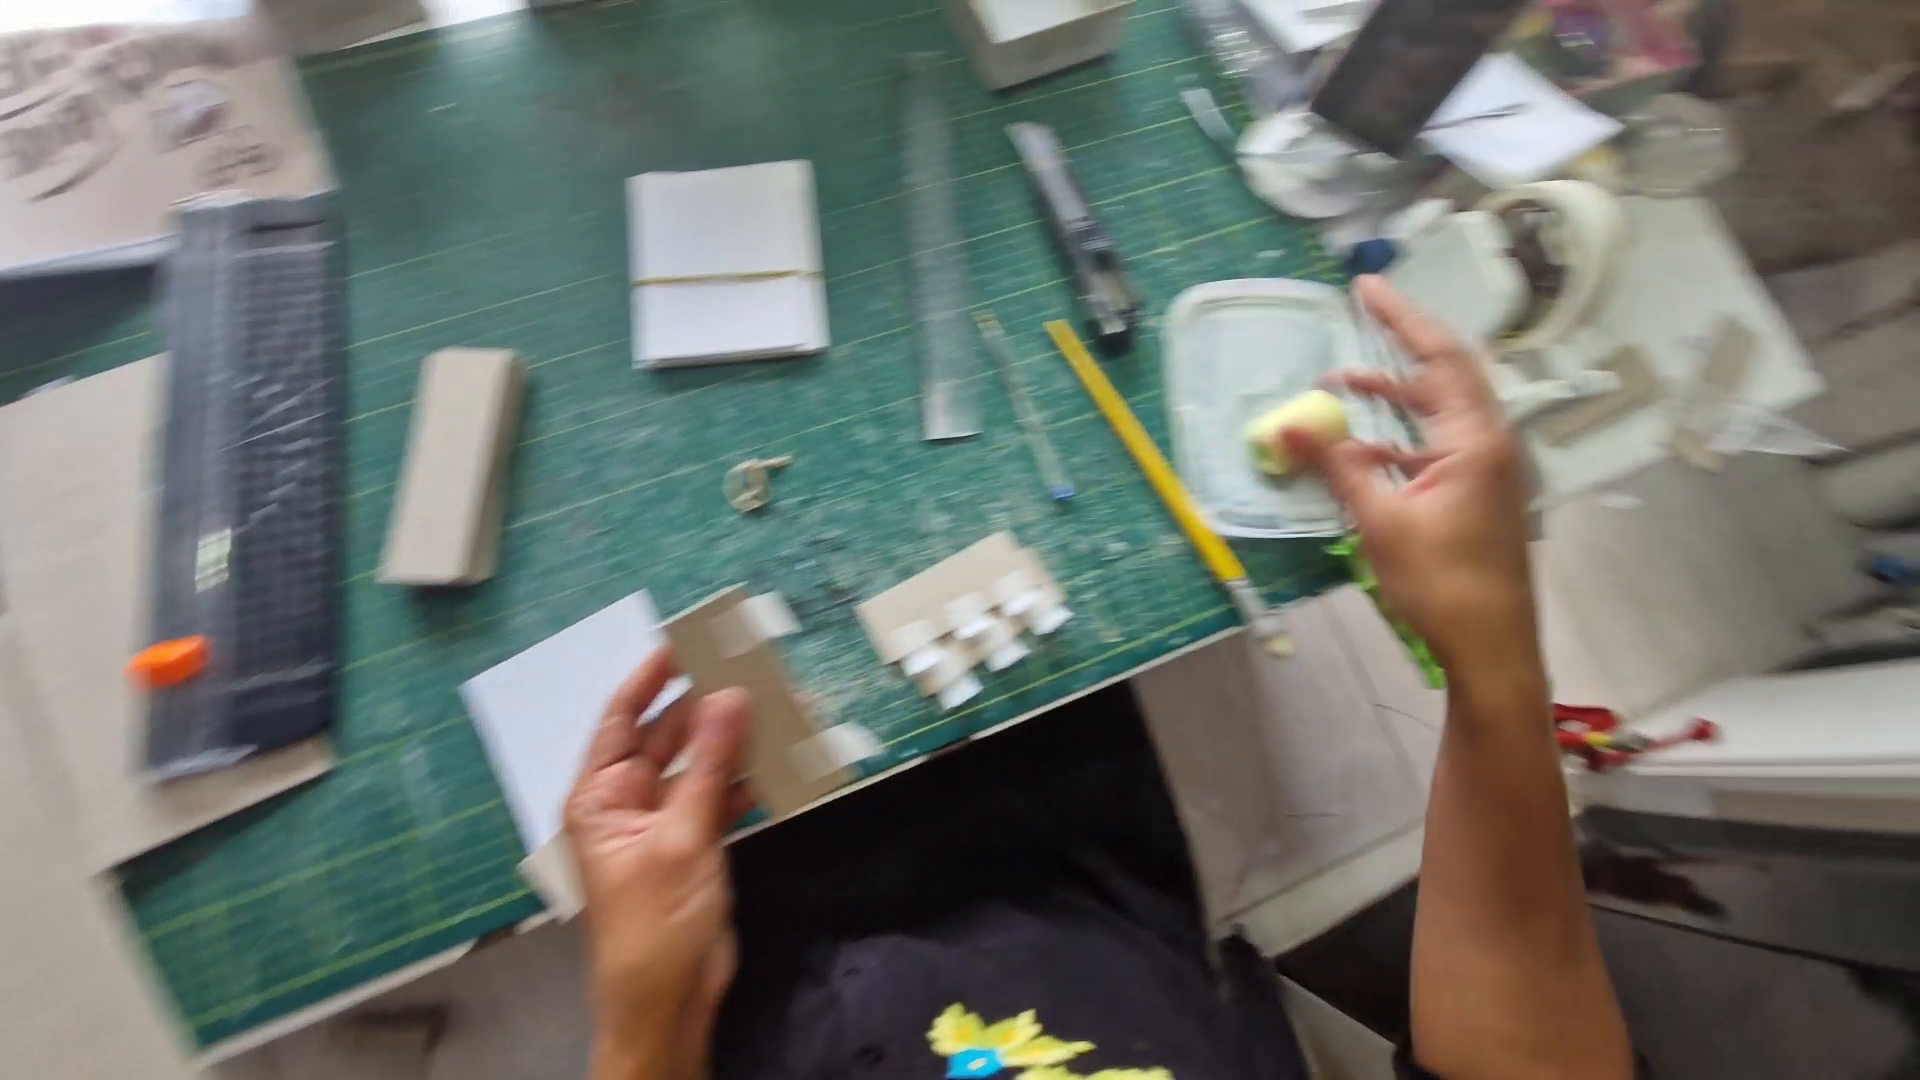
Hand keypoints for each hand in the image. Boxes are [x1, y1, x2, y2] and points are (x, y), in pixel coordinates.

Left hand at [565, 647, 753, 1079]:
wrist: (672, 1001)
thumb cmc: (655, 922)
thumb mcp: (681, 838)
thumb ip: (708, 765)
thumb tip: (730, 697)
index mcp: (602, 796)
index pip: (621, 720)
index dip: (650, 678)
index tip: (684, 642)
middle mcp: (630, 799)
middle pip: (670, 736)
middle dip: (709, 706)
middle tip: (751, 670)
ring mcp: (668, 818)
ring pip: (703, 762)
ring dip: (737, 740)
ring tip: (780, 707)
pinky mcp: (699, 838)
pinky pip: (724, 792)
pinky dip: (750, 777)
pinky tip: (783, 758)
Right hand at [1280, 275, 1536, 673]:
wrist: (1490, 645)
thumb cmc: (1441, 582)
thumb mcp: (1380, 520)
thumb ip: (1337, 468)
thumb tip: (1287, 427)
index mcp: (1476, 440)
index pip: (1440, 358)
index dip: (1402, 319)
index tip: (1367, 288)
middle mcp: (1489, 443)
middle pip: (1445, 375)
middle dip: (1400, 344)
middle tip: (1361, 312)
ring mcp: (1485, 469)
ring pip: (1436, 413)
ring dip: (1391, 397)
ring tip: (1340, 387)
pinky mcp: (1473, 493)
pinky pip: (1432, 448)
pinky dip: (1395, 440)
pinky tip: (1358, 450)